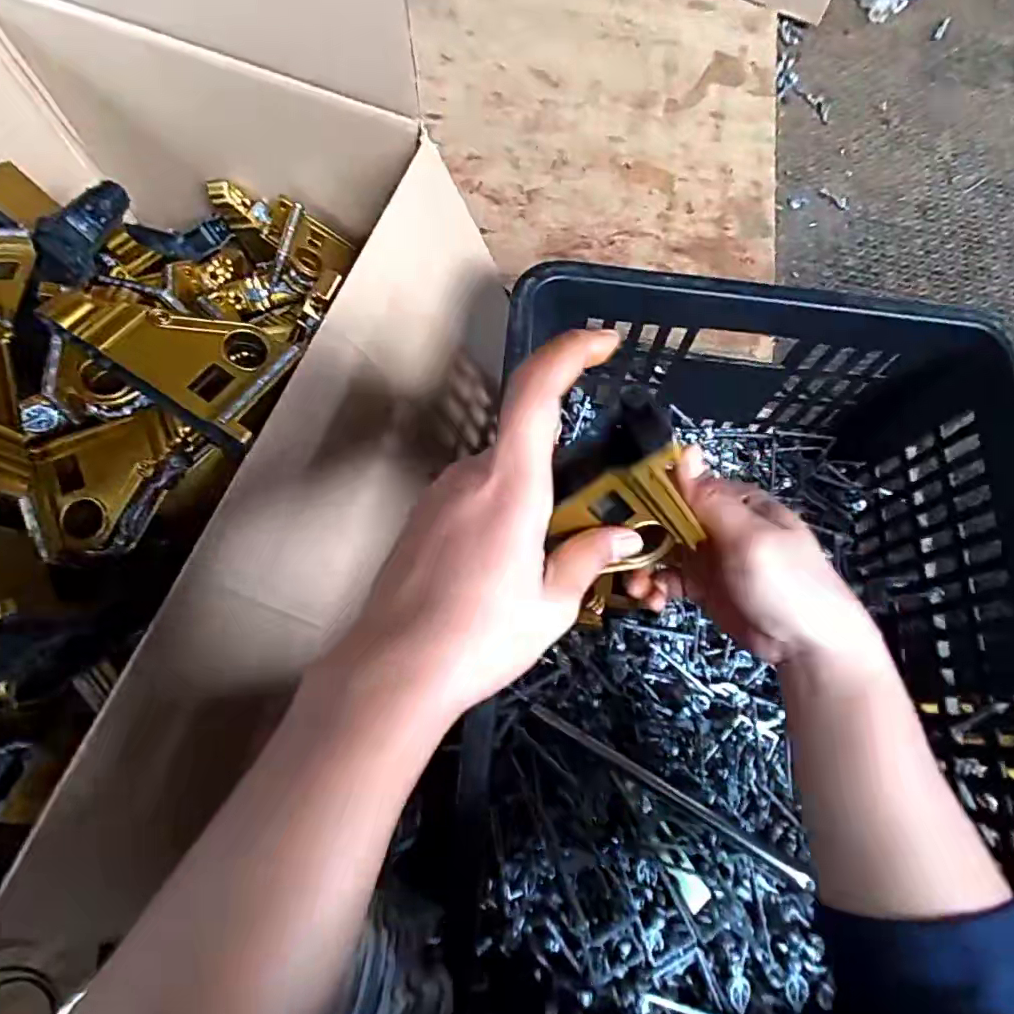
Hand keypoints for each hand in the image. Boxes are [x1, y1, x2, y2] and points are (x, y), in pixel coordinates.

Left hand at [317, 329, 645, 721]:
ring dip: (528, 502)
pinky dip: (499, 515)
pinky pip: (473, 497)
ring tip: (534, 567)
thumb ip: (585, 559)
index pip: (536, 392)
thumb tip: (621, 535)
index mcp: (511, 487)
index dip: (570, 353)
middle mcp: (470, 475)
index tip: (603, 343)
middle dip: (560, 475)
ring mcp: (438, 494)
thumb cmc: (479, 640)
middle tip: (579, 531)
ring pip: (500, 476)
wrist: (392, 670)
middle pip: (525, 445)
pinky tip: (497, 570)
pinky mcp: (421, 517)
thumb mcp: (549, 606)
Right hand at [624, 447, 880, 665]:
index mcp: (737, 504)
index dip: (652, 498)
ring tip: (640, 590)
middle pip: (668, 521)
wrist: (808, 647)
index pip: (686, 487)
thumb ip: (713, 500)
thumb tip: (688, 452)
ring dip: (645, 567)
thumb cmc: (789, 584)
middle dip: (642, 539)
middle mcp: (721, 526)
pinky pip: (671, 579)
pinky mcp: (704, 586)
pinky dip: (657, 588)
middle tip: (626, 559)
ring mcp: (712, 557)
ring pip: (664, 552)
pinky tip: (653, 601)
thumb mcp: (751, 538)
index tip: (624, 513)